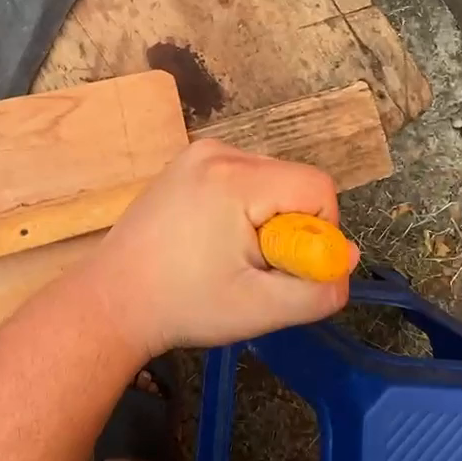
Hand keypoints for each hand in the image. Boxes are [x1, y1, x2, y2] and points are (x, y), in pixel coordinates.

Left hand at [74, 139, 356, 358]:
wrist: (113, 298)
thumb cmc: (184, 304)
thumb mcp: (261, 309)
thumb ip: (317, 287)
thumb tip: (348, 256)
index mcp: (235, 178)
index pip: (316, 186)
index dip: (318, 232)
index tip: (285, 265)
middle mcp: (218, 151)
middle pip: (291, 181)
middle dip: (288, 227)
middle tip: (252, 267)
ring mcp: (198, 153)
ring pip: (268, 180)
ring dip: (265, 219)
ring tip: (227, 256)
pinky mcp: (187, 162)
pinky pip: (241, 178)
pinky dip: (242, 208)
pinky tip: (211, 241)